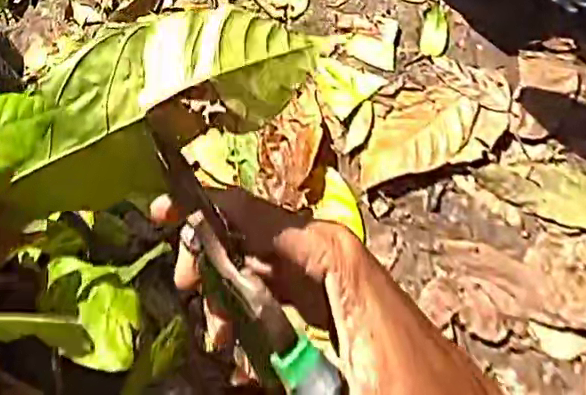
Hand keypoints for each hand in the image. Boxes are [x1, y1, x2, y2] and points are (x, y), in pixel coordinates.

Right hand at [149, 190, 500, 394]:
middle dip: (216, 254)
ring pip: (274, 269)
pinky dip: (260, 311)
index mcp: (340, 265)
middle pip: (263, 238)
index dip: (215, 209)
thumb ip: (273, 376)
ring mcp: (347, 289)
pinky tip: (240, 342)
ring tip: (211, 333)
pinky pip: (293, 298)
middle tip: (185, 285)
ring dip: (235, 290)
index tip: (170, 213)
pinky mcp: (351, 317)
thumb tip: (226, 374)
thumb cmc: (415, 393)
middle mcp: (341, 264)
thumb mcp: (352, 388)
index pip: (266, 219)